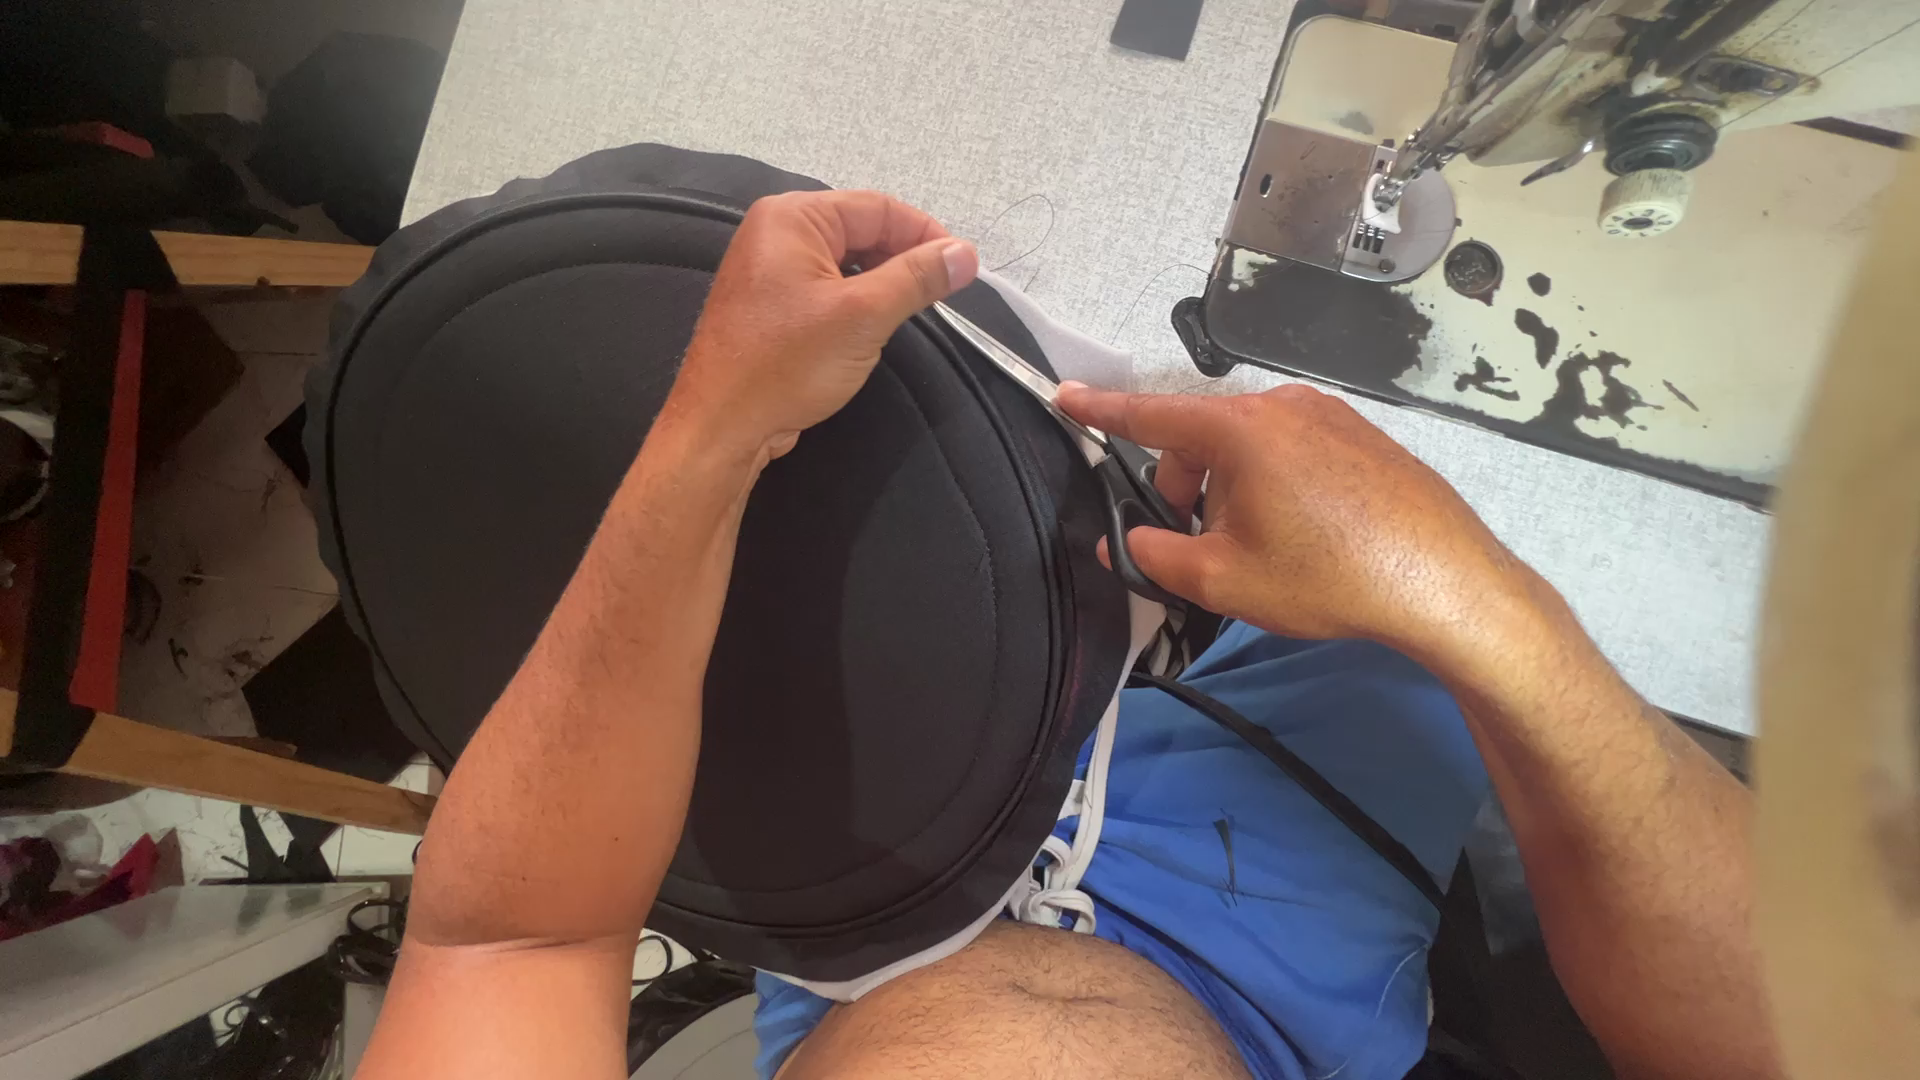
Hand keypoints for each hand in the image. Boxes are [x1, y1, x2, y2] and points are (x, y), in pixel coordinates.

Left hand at [666, 190, 978, 461]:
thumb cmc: (788, 363)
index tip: (964, 266)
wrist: (725, 425)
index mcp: (793, 218)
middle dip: (906, 259)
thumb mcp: (863, 315)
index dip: (927, 233)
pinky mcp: (772, 310)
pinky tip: (876, 327)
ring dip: (884, 284)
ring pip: (846, 265)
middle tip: (944, 292)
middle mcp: (777, 235)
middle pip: (860, 232)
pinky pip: (827, 292)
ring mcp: (771, 273)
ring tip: (917, 310)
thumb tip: (966, 254)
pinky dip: (858, 303)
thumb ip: (917, 279)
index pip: (877, 208)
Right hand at [1057, 382, 1535, 667]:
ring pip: (1242, 449)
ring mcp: (1326, 415)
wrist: (1449, 586)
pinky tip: (1303, 532)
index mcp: (1240, 429)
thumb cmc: (1325, 576)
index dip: (1100, 409)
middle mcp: (1281, 406)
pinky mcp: (1358, 434)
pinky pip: (1285, 450)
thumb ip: (1152, 554)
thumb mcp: (1220, 577)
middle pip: (1197, 442)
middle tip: (1206, 548)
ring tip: (1263, 548)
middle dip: (1184, 491)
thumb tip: (1122, 539)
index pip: (1149, 416)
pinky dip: (1268, 485)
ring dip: (1228, 493)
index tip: (1063, 394)